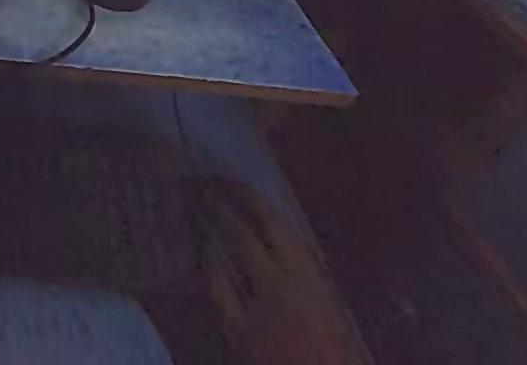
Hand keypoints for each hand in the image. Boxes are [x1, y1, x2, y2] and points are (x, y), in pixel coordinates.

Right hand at [196, 177, 362, 364]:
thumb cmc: (278, 363)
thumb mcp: (239, 335)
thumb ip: (221, 291)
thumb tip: (207, 253)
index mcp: (271, 280)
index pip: (240, 231)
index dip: (218, 208)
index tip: (199, 191)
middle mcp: (297, 271)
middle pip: (273, 221)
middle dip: (247, 196)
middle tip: (223, 180)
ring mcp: (316, 279)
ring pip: (291, 232)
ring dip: (267, 210)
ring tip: (244, 196)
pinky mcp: (328, 291)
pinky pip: (301, 246)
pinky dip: (281, 229)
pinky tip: (270, 230)